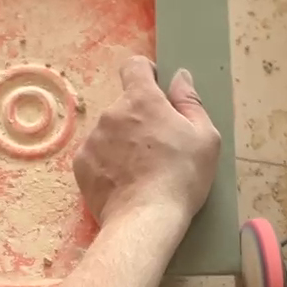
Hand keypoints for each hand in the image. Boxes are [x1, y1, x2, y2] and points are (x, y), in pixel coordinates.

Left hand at [73, 55, 219, 230]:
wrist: (145, 220)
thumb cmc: (181, 178)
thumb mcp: (205, 137)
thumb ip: (191, 101)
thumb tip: (180, 77)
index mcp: (141, 99)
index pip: (134, 66)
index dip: (145, 74)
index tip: (155, 90)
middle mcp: (111, 113)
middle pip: (124, 106)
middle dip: (138, 120)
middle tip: (157, 148)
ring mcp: (93, 139)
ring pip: (109, 133)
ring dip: (122, 144)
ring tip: (140, 172)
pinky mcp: (81, 165)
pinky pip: (96, 157)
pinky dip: (107, 165)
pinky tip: (124, 184)